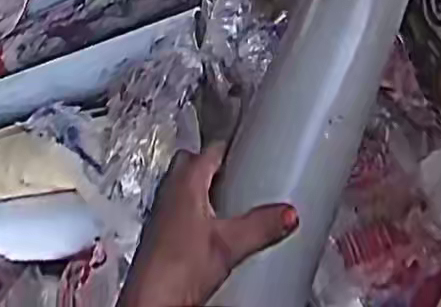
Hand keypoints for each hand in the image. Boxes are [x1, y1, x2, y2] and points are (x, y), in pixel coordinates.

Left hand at [118, 143, 297, 306]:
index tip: (245, 151)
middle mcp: (171, 185)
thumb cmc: (181, 265)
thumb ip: (261, 227)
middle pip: (193, 161)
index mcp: (187, 178)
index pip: (211, 150)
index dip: (229, 149)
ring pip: (182, 181)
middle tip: (236, 177)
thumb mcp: (230, 245)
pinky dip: (192, 207)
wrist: (152, 298)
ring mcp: (162, 206)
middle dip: (213, 166)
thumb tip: (288, 213)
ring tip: (225, 202)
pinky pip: (177, 203)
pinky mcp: (158, 227)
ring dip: (201, 186)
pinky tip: (205, 227)